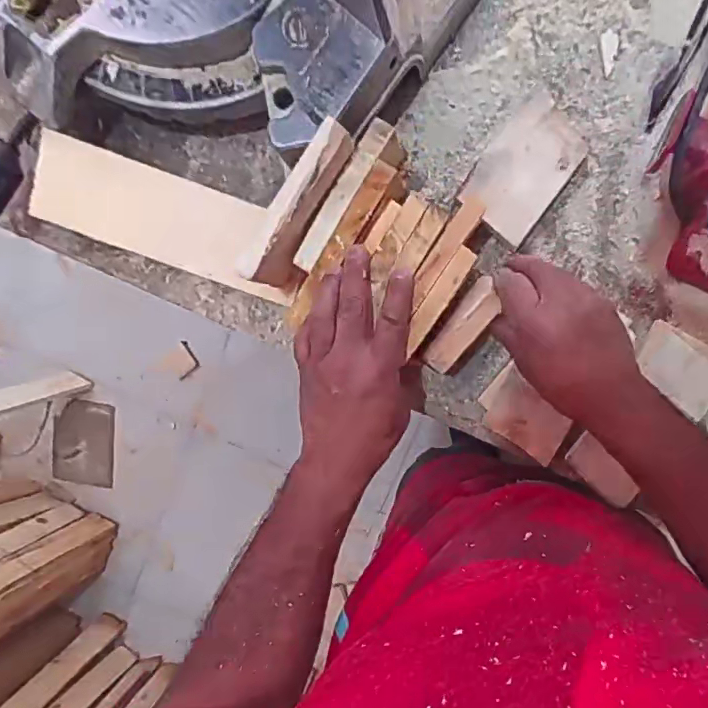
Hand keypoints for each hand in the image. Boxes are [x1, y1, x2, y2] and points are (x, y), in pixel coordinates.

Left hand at [295, 247, 416, 494]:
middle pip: (353, 306)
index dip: (399, 293)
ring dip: (331, 287)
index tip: (402, 268)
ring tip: (336, 266)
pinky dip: (312, 316)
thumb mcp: (400, 405)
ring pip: (325, 313)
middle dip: (357, 275)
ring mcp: (323, 360)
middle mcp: (350, 356)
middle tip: (358, 250)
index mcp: (380, 367)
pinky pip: (306, 334)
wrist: (335, 458)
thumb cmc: (376, 436)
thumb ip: (400, 375)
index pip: (393, 321)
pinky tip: (317, 305)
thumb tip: (402, 355)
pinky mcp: (305, 367)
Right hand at [491, 255, 645, 426]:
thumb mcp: (526, 363)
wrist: (612, 393)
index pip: (510, 280)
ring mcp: (587, 297)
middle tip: (515, 272)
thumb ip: (509, 333)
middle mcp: (561, 298)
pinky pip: (579, 287)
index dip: (502, 279)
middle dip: (523, 267)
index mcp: (534, 318)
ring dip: (546, 276)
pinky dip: (566, 289)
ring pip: (560, 274)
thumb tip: (498, 315)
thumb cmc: (562, 386)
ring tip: (539, 289)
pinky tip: (565, 305)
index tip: (499, 283)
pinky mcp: (605, 302)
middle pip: (537, 267)